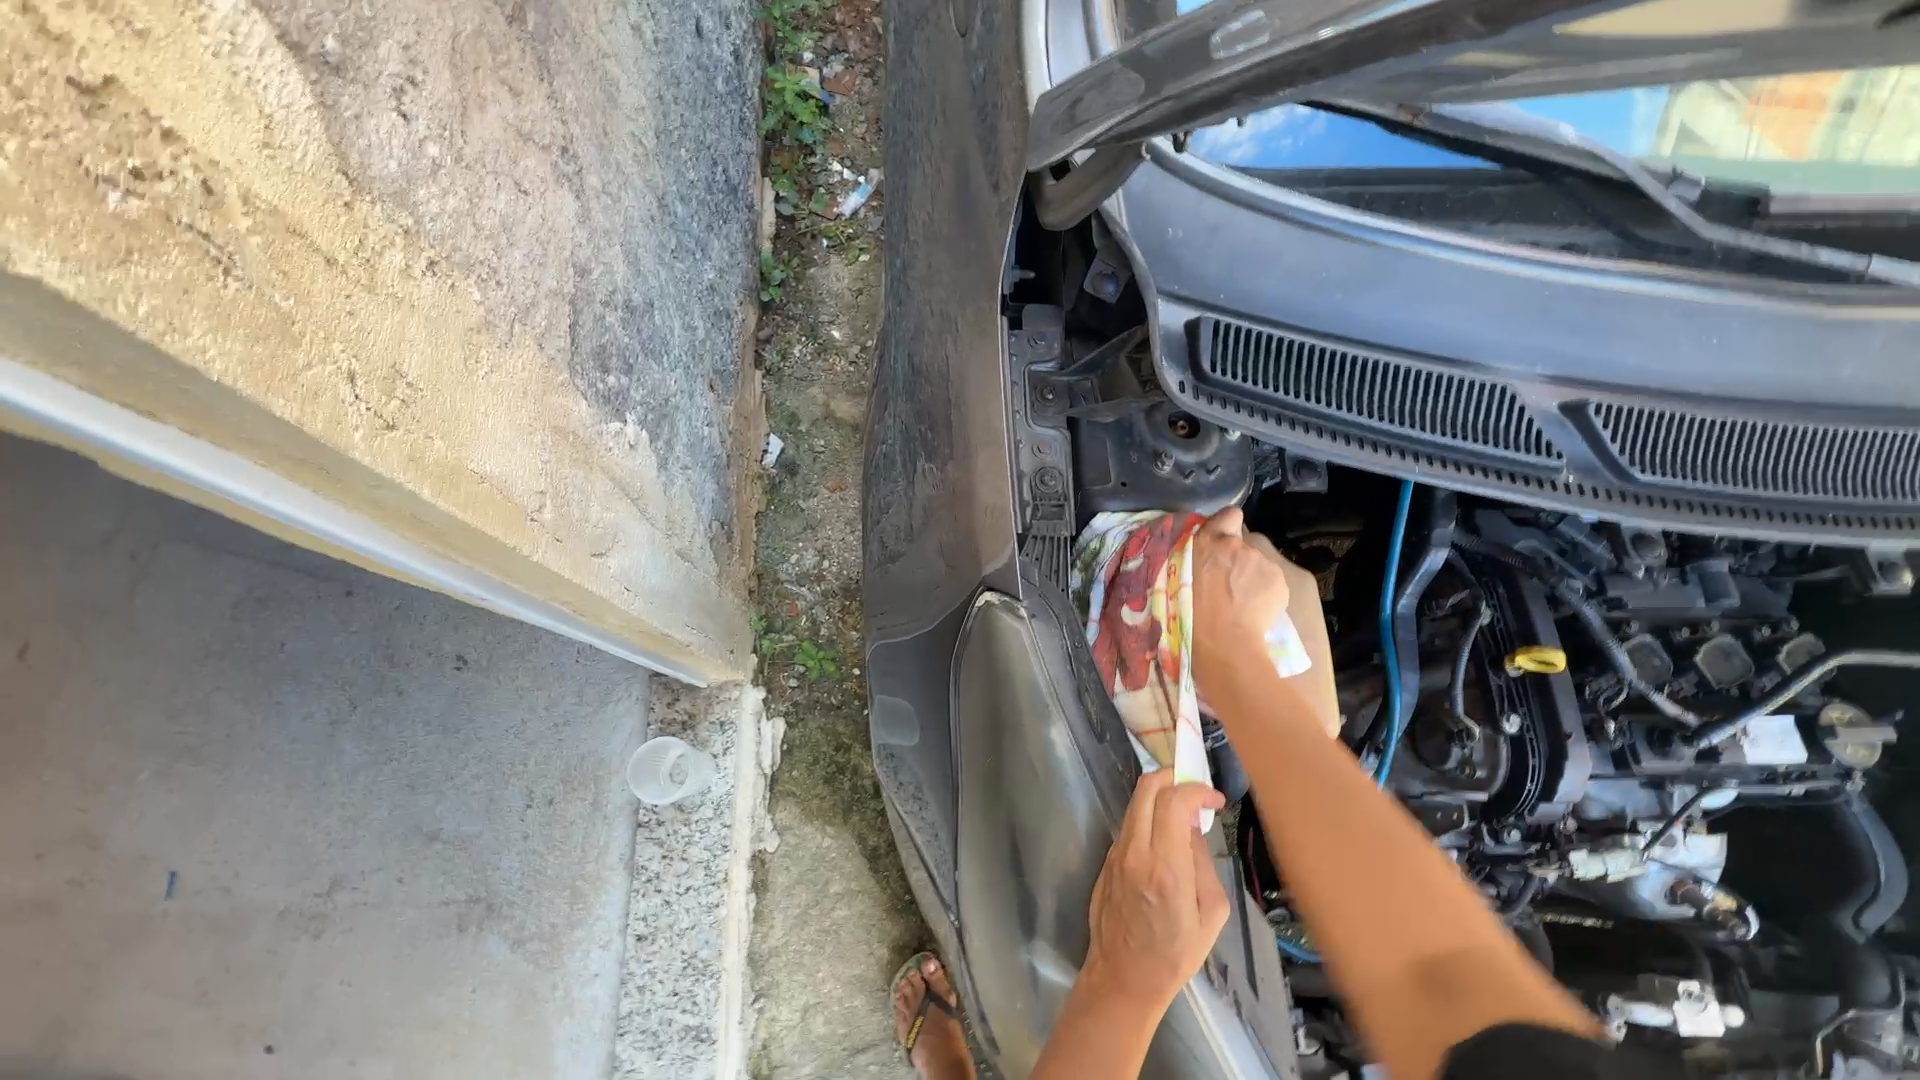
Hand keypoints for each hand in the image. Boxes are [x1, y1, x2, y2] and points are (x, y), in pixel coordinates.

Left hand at [1081, 771, 1229, 1014]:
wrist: (1124, 976)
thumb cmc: (1175, 952)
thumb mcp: (1211, 912)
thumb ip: (1203, 862)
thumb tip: (1193, 826)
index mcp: (1165, 867)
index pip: (1174, 801)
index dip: (1197, 790)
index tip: (1215, 800)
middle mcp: (1135, 853)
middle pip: (1146, 788)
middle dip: (1173, 777)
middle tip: (1194, 789)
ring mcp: (1115, 854)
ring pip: (1135, 804)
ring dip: (1159, 797)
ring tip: (1183, 814)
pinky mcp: (1105, 861)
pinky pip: (1129, 826)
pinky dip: (1148, 819)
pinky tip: (1164, 838)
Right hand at [1191, 507, 1290, 694]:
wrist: (1223, 641)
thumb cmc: (1191, 614)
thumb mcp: (1182, 577)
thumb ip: (1202, 559)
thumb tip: (1214, 560)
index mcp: (1206, 542)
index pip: (1228, 515)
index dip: (1229, 525)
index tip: (1226, 539)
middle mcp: (1235, 544)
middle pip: (1245, 545)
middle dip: (1240, 559)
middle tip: (1229, 585)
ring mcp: (1260, 560)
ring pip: (1259, 565)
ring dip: (1253, 577)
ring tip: (1243, 603)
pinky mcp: (1278, 578)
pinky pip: (1273, 581)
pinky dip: (1267, 593)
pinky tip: (1256, 610)